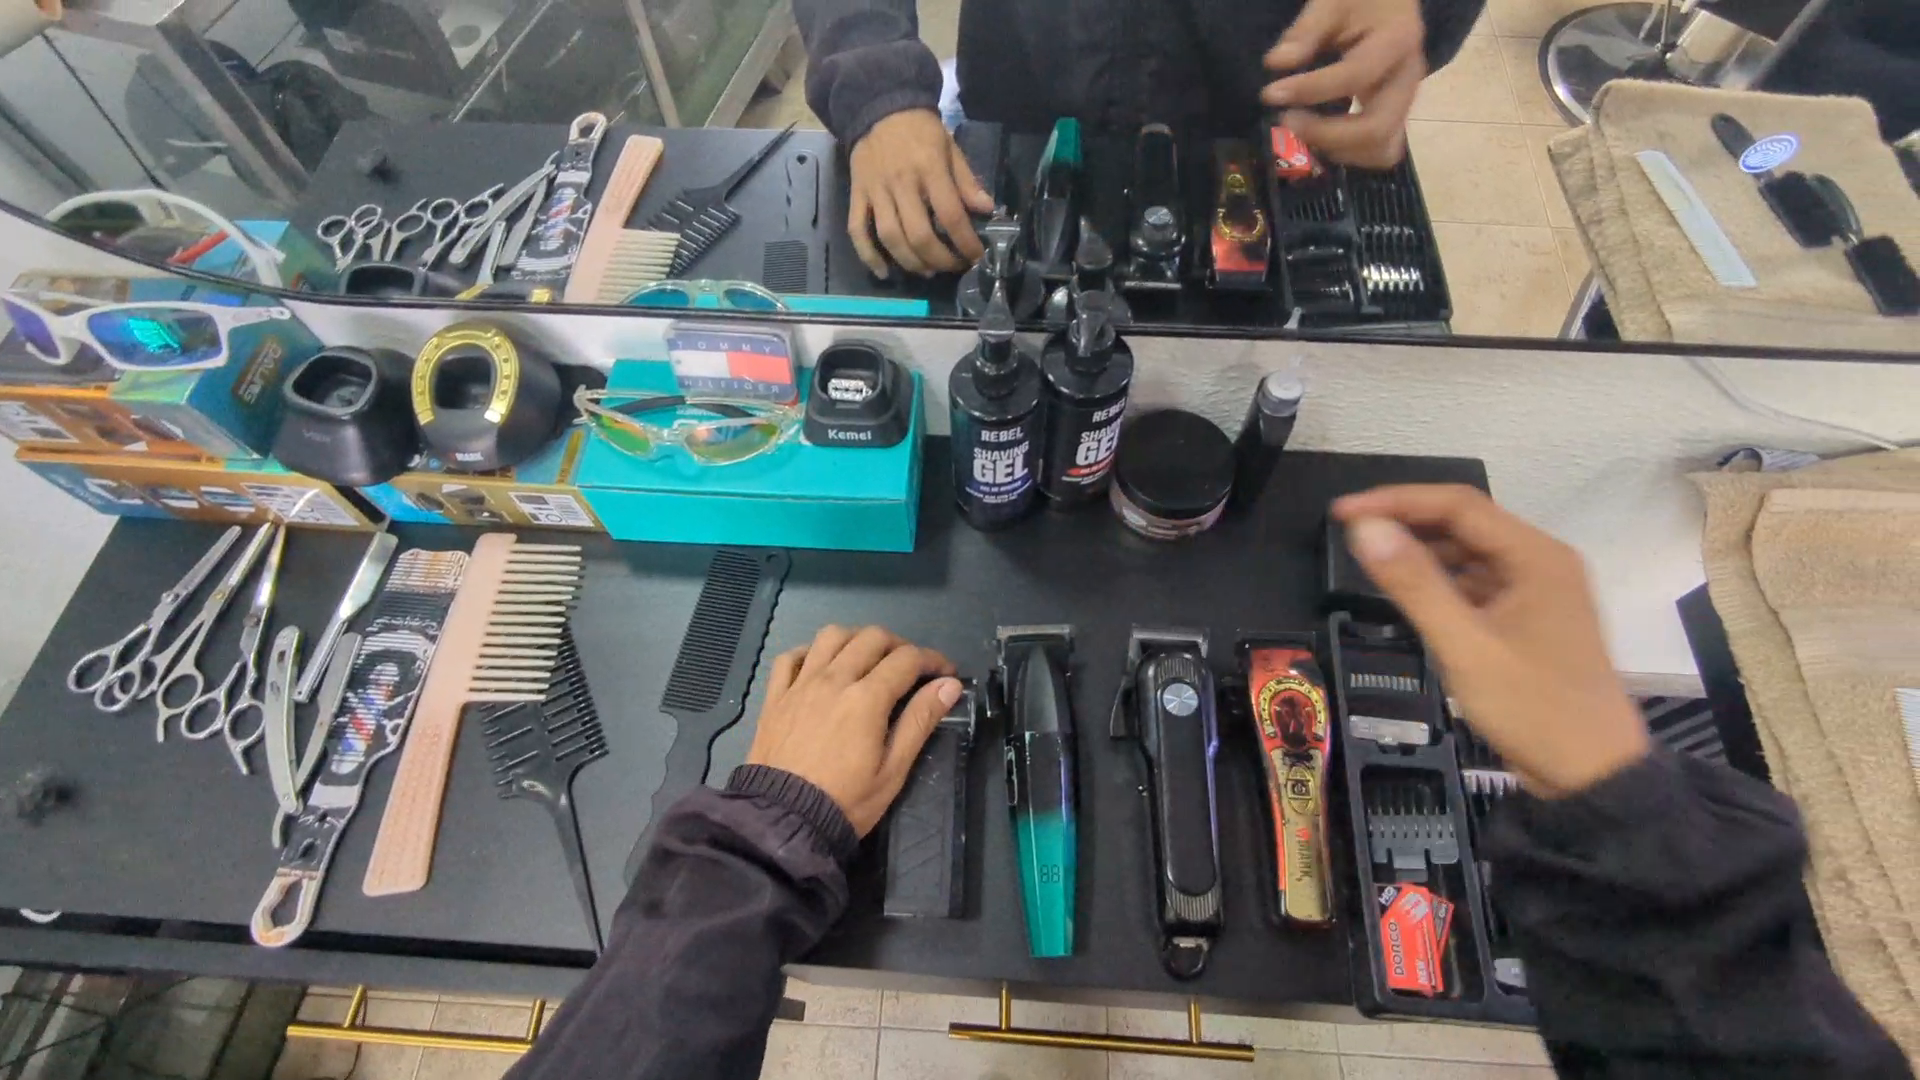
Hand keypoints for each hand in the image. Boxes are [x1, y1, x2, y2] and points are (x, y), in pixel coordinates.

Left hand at [745, 625, 961, 834]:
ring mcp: (800, 684)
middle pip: (872, 637)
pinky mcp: (776, 696)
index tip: (946, 674)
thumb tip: (949, 685)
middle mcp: (833, 679)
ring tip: (868, 658)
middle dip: (899, 645)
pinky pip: (791, 656)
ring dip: (856, 639)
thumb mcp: (893, 770)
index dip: (933, 660)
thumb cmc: (845, 801)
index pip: (907, 659)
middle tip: (911, 668)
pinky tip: (822, 665)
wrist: (781, 822)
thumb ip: (920, 721)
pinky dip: (811, 652)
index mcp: (866, 697)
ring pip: (831, 635)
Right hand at [848, 109, 993, 277]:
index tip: (975, 256)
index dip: (966, 242)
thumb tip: (987, 209)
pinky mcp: (858, 195)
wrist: (879, 105)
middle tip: (952, 267)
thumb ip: (966, 181)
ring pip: (890, 237)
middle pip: (919, 234)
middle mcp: (901, 183)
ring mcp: (876, 191)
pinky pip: (858, 230)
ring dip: (910, 262)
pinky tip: (883, 273)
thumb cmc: (920, 131)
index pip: (950, 215)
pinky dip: (868, 256)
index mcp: (929, 169)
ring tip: (927, 271)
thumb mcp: (950, 148)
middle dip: (939, 259)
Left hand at [1261, 0, 1425, 168]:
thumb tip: (1277, 61)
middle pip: (1375, 129)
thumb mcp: (1333, 1)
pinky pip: (1377, 153)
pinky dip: (1348, 154)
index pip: (1355, 76)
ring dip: (1335, 149)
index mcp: (1398, 40)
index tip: (1271, 93)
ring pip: (1379, 149)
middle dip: (1326, 134)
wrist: (1386, 3)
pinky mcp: (1394, 119)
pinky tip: (1319, 140)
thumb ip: (1306, 30)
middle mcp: (1408, 78)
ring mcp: (1404, 103)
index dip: (1310, 89)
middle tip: (1287, 121)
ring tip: (1300, 131)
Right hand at [1332, 485, 1650, 796]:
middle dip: (1404, 520)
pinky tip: (1404, 589)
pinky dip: (1434, 577)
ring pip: (1465, 550)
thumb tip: (1365, 529)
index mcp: (1536, 558)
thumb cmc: (1532, 708)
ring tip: (1368, 556)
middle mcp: (1539, 562)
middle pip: (1463, 522)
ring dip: (1417, 548)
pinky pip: (1471, 579)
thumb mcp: (1464, 646)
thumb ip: (1414, 585)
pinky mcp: (1522, 615)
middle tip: (1348, 531)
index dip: (1396, 501)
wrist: (1588, 775)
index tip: (1343, 512)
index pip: (1458, 506)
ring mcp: (1533, 589)